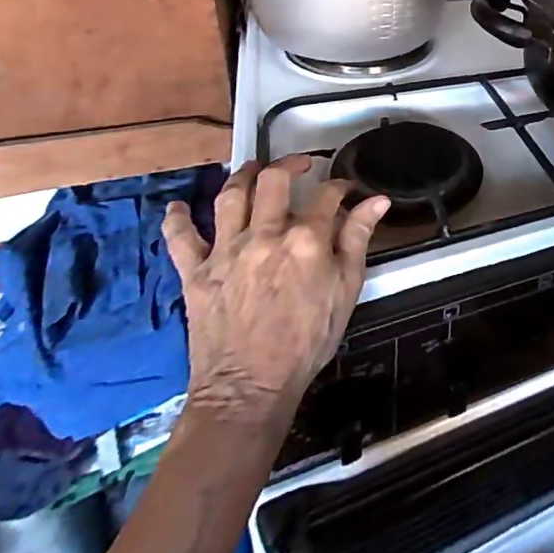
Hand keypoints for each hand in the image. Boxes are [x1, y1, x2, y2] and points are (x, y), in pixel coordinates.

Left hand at [162, 156, 389, 420]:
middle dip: (289, 164)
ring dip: (242, 175)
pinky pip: (180, 238)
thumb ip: (358, 240)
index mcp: (306, 240)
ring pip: (230, 196)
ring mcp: (226, 251)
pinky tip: (178, 207)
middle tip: (298, 164)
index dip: (339, 186)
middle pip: (274, 181)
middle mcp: (265, 235)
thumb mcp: (345, 292)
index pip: (326, 195)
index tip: (343, 188)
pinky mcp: (196, 272)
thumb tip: (377, 201)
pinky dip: (176, 219)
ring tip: (252, 168)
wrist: (249, 389)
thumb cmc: (305, 343)